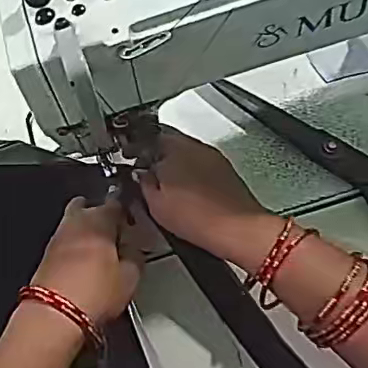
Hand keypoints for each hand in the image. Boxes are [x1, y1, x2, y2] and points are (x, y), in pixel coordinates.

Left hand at [29, 195, 144, 326]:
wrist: (54, 312)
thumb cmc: (94, 291)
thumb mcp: (130, 278)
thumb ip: (135, 258)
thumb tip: (133, 251)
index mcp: (99, 219)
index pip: (115, 204)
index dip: (126, 212)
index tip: (131, 223)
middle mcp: (75, 221)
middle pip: (88, 207)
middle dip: (101, 216)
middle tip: (114, 235)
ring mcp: (57, 236)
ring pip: (74, 223)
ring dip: (86, 231)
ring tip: (100, 252)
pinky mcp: (46, 254)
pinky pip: (65, 241)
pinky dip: (74, 245)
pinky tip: (83, 263)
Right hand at [135, 126, 283, 269]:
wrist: (238, 230)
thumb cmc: (200, 217)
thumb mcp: (154, 203)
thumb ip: (142, 182)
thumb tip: (140, 176)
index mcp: (174, 147)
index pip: (147, 137)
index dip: (135, 149)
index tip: (129, 157)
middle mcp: (195, 146)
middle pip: (168, 143)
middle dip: (155, 157)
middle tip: (146, 173)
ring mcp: (213, 158)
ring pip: (186, 155)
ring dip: (174, 166)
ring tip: (167, 189)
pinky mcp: (226, 172)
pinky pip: (201, 167)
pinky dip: (192, 176)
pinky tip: (188, 196)